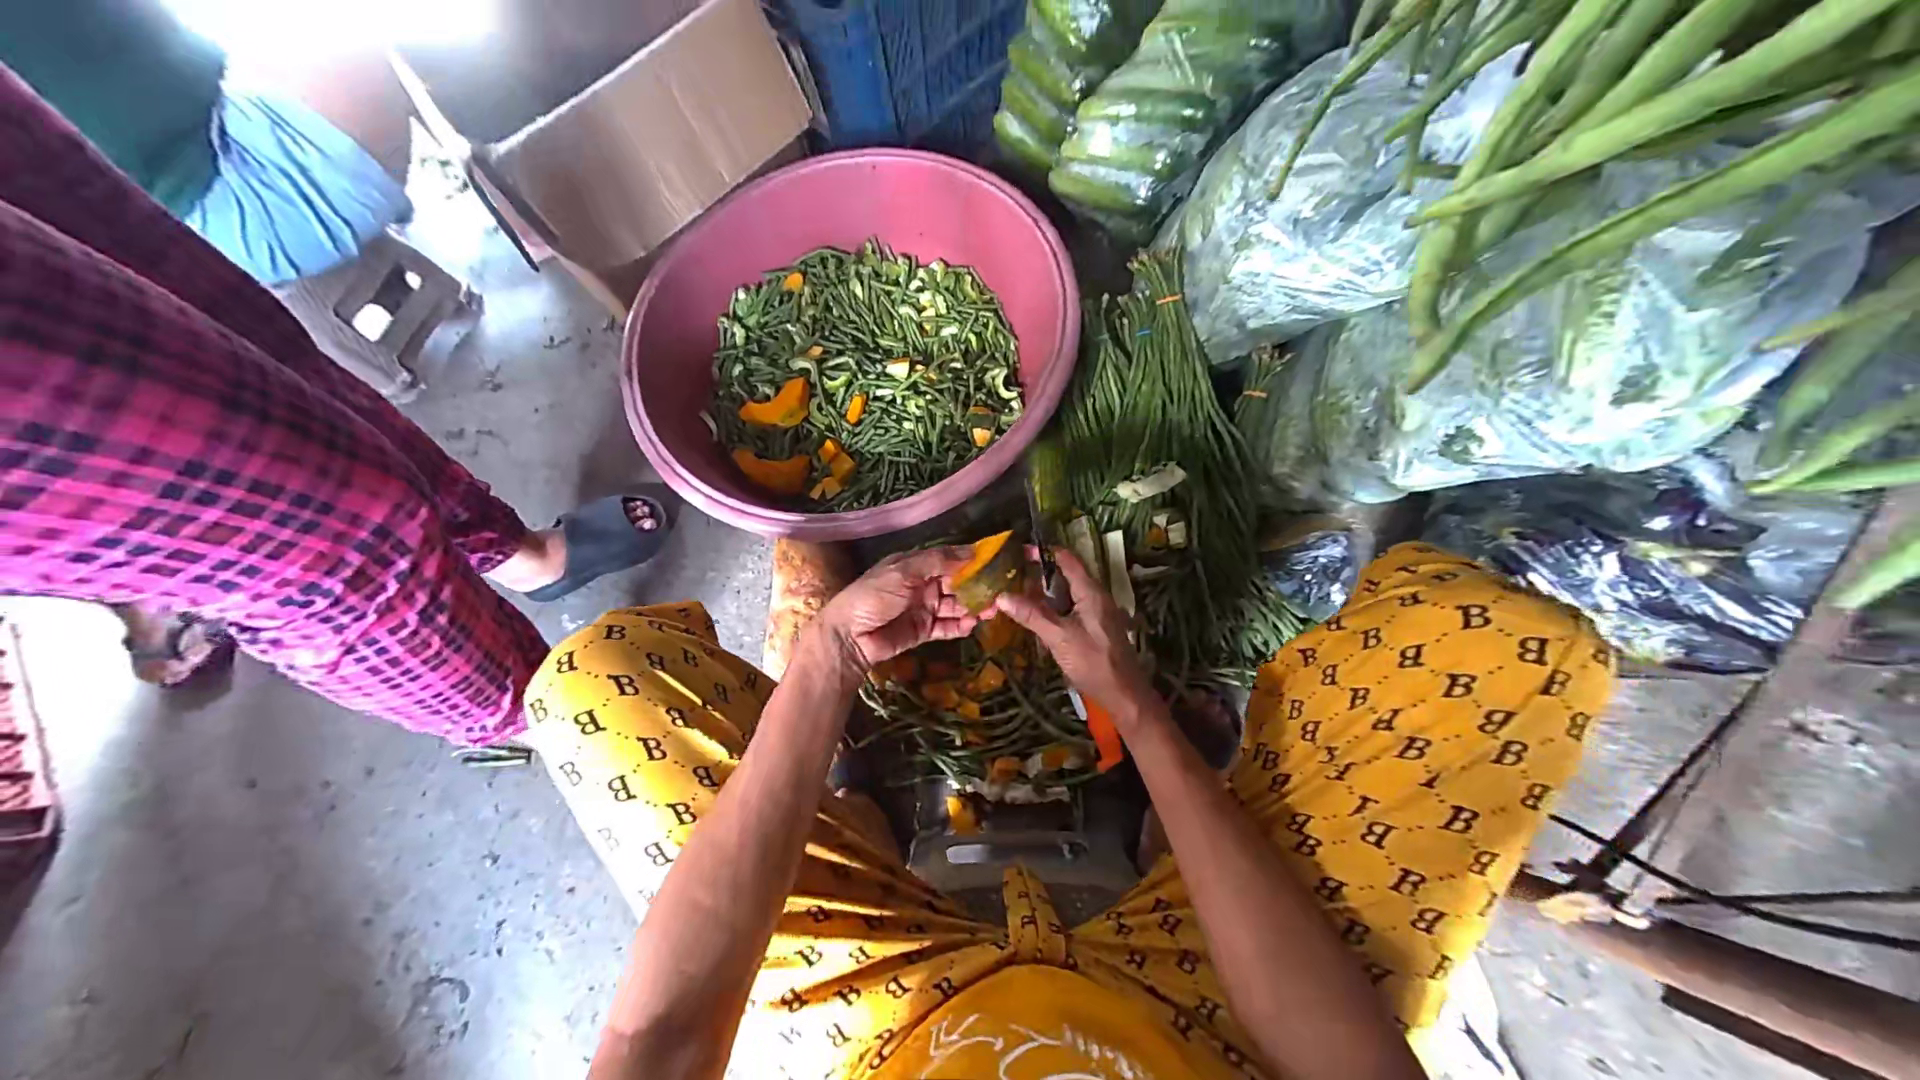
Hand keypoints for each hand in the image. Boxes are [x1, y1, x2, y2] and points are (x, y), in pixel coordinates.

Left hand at [815, 546, 979, 672]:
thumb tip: (971, 552)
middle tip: (999, 592)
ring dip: (972, 607)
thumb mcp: (903, 572)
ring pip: (955, 605)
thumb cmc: (872, 596)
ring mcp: (923, 608)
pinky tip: (972, 625)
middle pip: (956, 583)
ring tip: (991, 610)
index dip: (971, 560)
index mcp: (915, 565)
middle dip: (977, 587)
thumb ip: (937, 562)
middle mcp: (922, 584)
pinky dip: (960, 626)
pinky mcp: (923, 631)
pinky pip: (946, 626)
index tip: (995, 561)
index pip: (949, 558)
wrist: (849, 636)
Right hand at [990, 548, 1157, 720]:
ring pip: (1068, 592)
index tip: (1020, 551)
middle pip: (1067, 574)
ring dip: (1045, 590)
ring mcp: (1097, 613)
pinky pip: (1071, 607)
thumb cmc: (1094, 662)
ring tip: (1018, 590)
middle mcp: (1096, 597)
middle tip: (1013, 571)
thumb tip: (1001, 596)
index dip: (1044, 551)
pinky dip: (1052, 606)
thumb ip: (1032, 615)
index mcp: (1091, 592)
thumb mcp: (1059, 637)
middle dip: (1040, 571)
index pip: (1067, 559)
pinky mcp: (1095, 628)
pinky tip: (1037, 615)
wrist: (1123, 694)